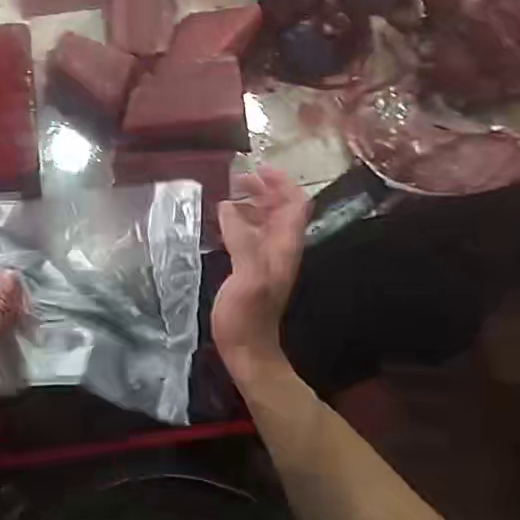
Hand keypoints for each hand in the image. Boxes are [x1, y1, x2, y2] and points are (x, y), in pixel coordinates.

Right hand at [212, 168, 307, 381]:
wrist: (249, 351)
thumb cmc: (249, 316)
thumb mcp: (247, 276)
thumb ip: (241, 239)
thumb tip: (229, 207)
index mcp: (284, 247)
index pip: (295, 205)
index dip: (281, 183)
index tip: (259, 168)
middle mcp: (280, 249)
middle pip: (282, 209)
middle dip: (265, 188)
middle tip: (239, 177)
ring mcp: (267, 260)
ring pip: (267, 221)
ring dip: (254, 203)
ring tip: (230, 192)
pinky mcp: (253, 269)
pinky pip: (252, 235)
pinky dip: (242, 220)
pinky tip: (224, 220)